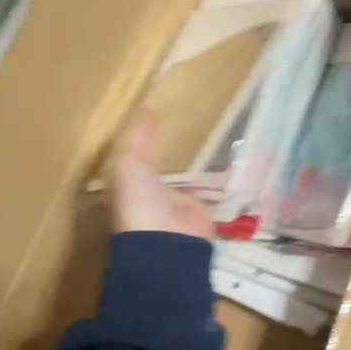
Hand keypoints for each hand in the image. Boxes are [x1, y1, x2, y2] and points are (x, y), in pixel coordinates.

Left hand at [111, 112, 213, 238]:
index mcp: (123, 185)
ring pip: (184, 178)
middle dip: (168, 152)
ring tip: (209, 137)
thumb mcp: (128, 162)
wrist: (167, 241)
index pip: (129, 159)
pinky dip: (218, 179)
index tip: (152, 119)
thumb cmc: (138, 200)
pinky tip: (228, 159)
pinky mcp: (200, 211)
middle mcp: (147, 195)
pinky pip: (209, 189)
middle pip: (158, 168)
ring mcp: (174, 205)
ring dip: (194, 165)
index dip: (137, 142)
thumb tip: (147, 108)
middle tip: (186, 124)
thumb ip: (137, 136)